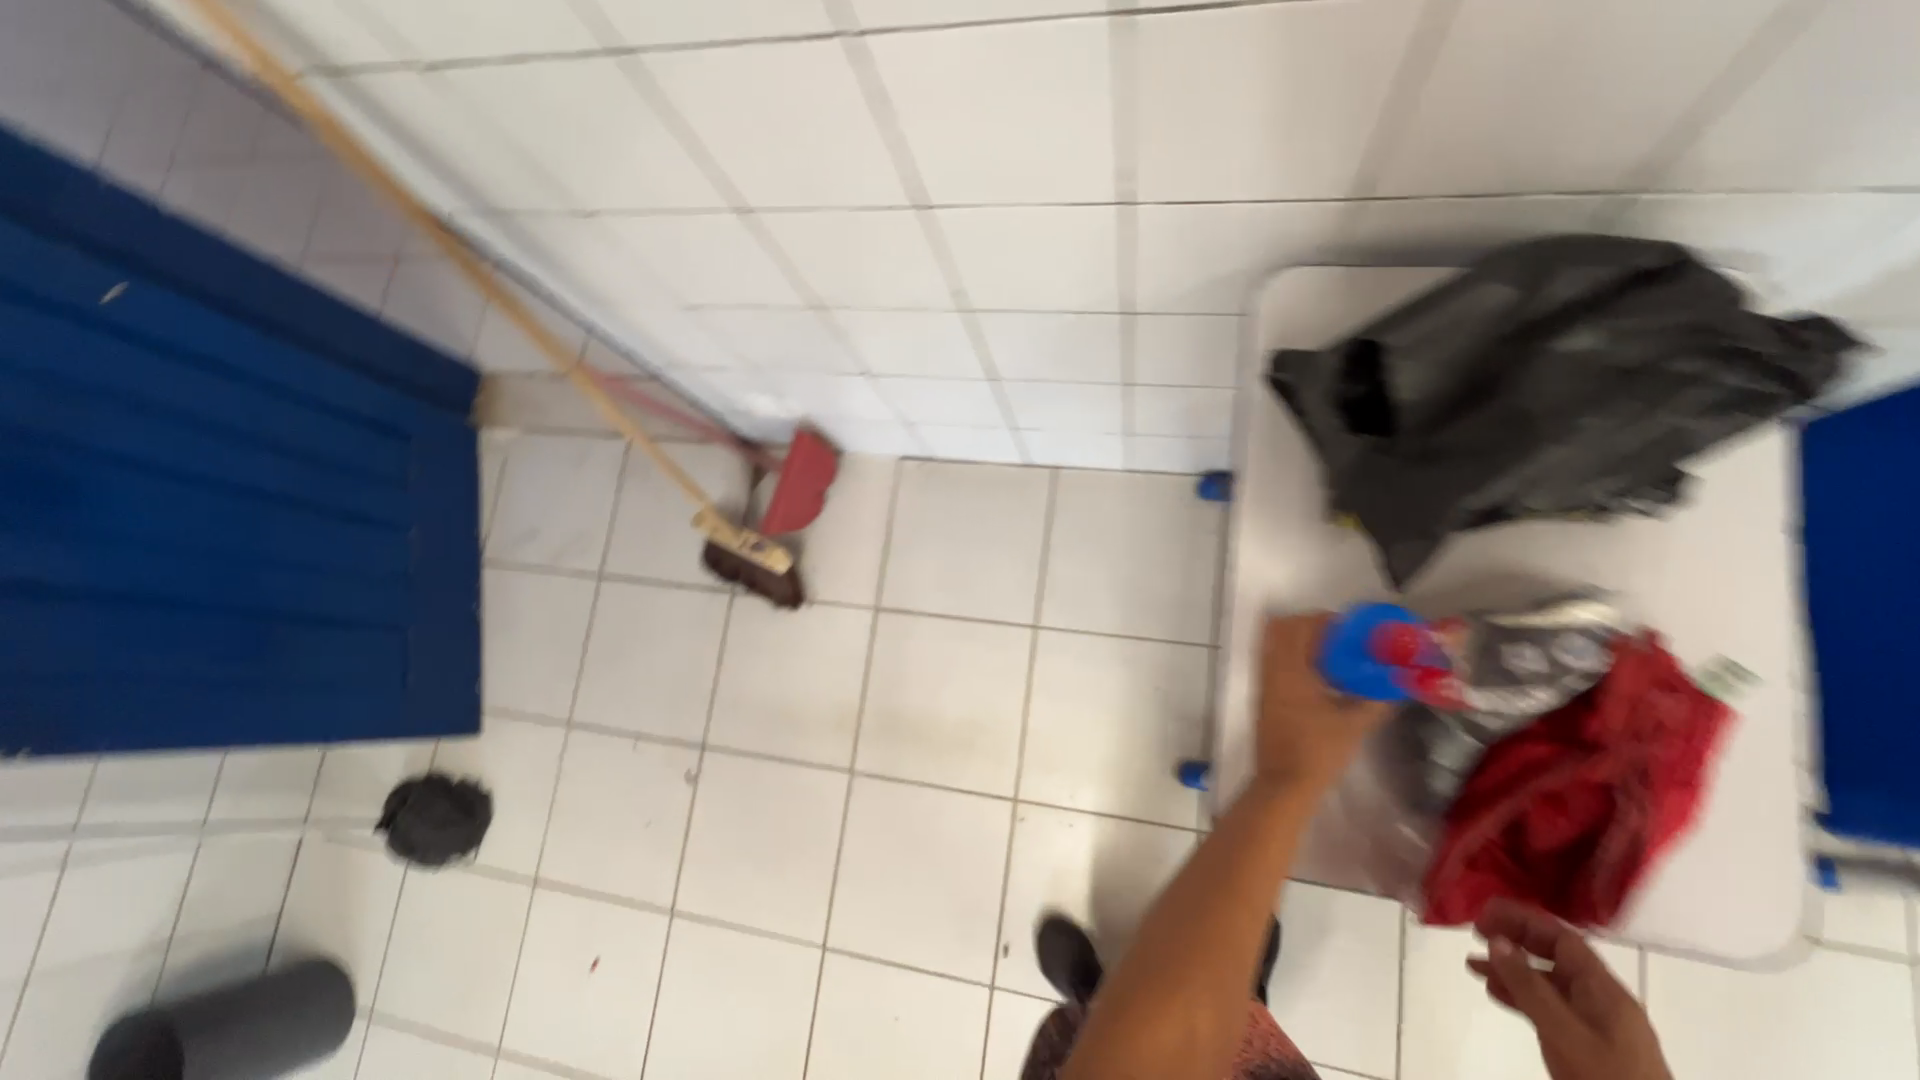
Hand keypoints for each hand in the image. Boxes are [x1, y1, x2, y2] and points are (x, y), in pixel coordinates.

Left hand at [1255, 614, 1390, 790]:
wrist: (1284, 783)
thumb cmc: (1319, 751)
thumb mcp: (1354, 724)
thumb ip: (1376, 700)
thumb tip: (1397, 684)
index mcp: (1290, 670)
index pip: (1298, 625)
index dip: (1324, 620)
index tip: (1350, 630)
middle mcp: (1271, 670)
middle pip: (1281, 629)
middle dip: (1310, 628)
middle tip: (1341, 641)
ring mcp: (1263, 683)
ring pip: (1275, 646)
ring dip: (1300, 644)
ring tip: (1332, 658)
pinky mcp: (1263, 697)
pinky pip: (1273, 664)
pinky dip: (1293, 660)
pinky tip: (1319, 678)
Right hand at [1468, 900, 1672, 1079]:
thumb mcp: (1563, 1033)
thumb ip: (1529, 987)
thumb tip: (1497, 941)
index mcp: (1603, 989)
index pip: (1561, 938)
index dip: (1523, 919)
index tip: (1485, 914)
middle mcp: (1602, 998)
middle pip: (1556, 955)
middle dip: (1515, 939)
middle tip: (1476, 934)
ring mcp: (1597, 1022)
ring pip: (1550, 982)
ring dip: (1513, 969)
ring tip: (1474, 966)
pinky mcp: (1590, 1043)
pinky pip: (1551, 1006)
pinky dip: (1523, 996)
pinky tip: (1498, 996)